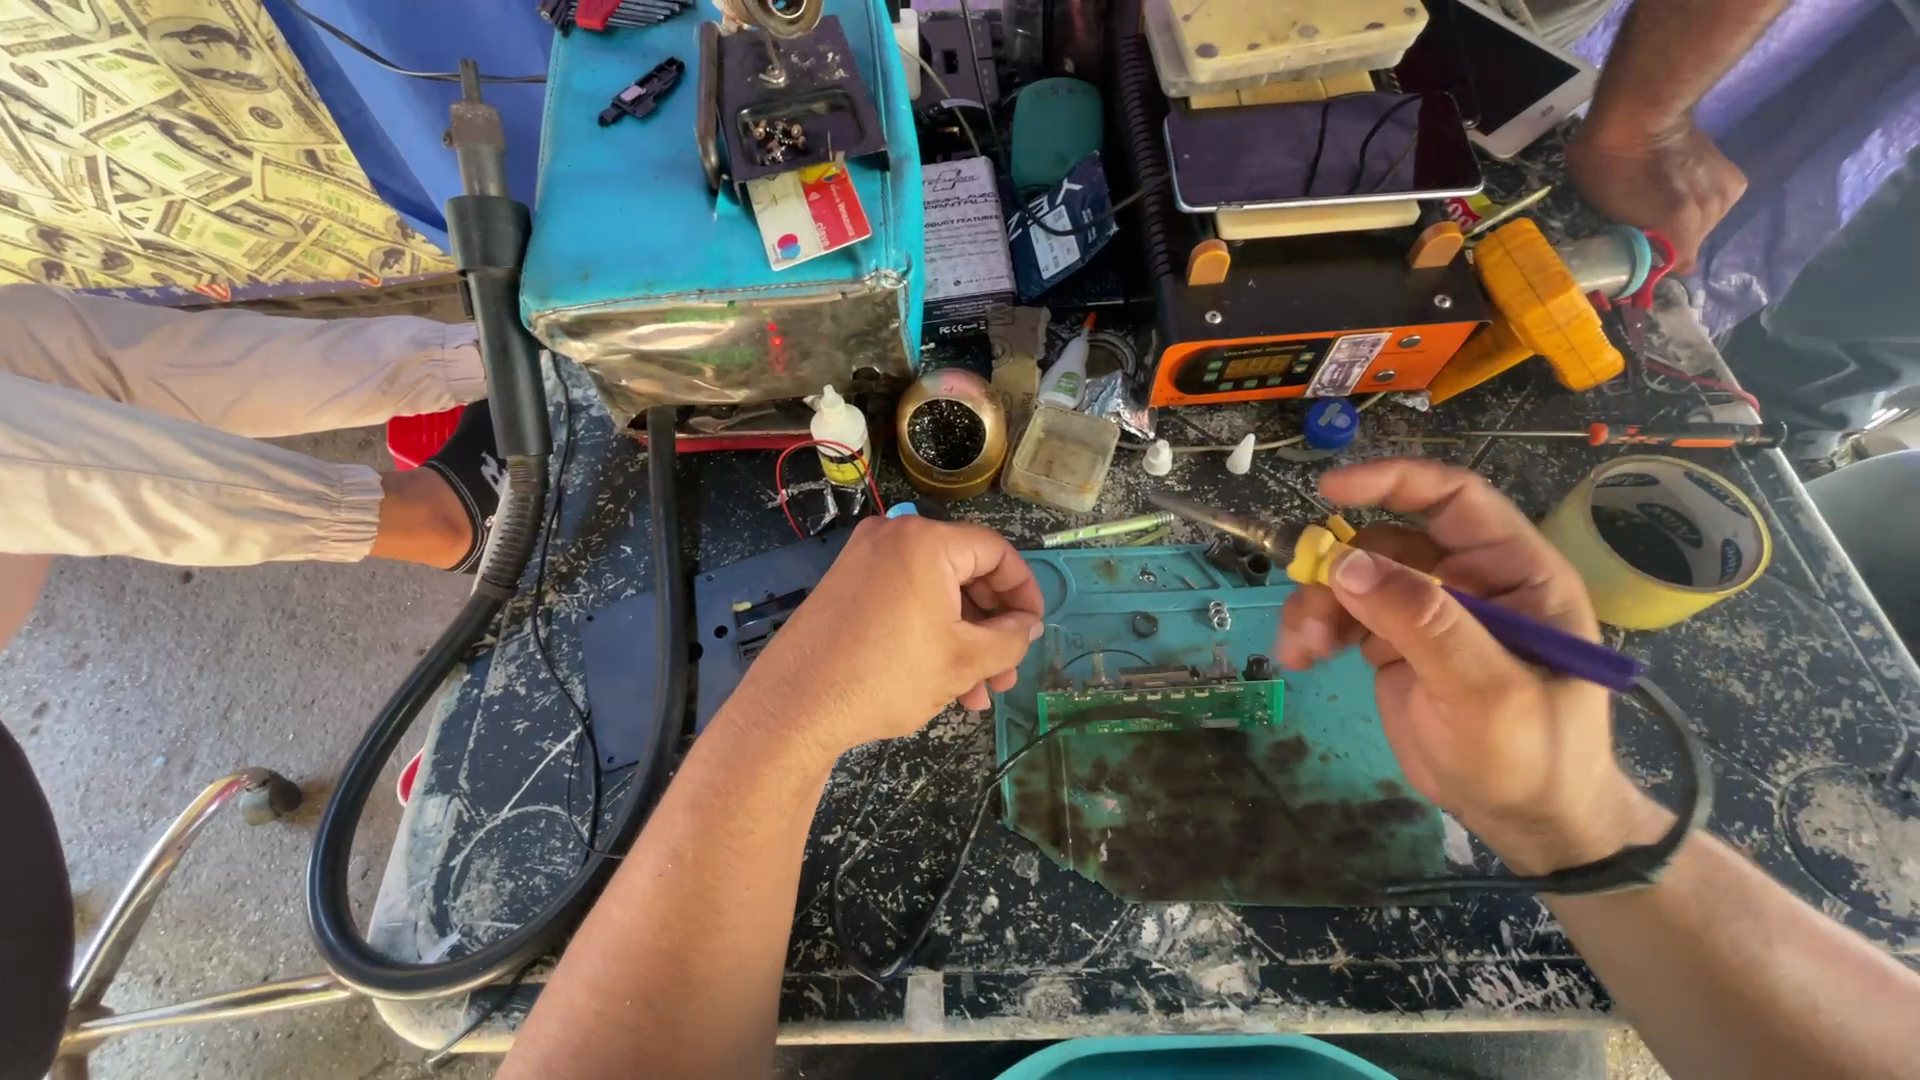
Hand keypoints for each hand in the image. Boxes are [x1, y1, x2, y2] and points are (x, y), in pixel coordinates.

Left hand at [727, 515, 1043, 756]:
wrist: (796, 706)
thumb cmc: (887, 676)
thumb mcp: (964, 661)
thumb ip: (1010, 638)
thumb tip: (1028, 625)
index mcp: (926, 541)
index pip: (996, 552)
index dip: (1024, 591)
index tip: (1034, 627)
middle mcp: (894, 538)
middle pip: (964, 574)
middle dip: (991, 627)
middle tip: (1006, 672)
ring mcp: (864, 561)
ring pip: (935, 595)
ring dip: (962, 641)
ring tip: (979, 694)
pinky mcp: (847, 587)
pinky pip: (905, 601)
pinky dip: (928, 634)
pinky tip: (944, 684)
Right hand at [1277, 460, 1657, 873]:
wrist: (1523, 820)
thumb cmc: (1531, 756)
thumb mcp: (1484, 691)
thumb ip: (1422, 622)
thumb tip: (1346, 563)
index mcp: (1514, 573)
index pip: (1454, 501)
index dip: (1394, 483)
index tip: (1329, 491)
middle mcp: (1468, 581)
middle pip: (1384, 542)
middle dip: (1336, 570)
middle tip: (1306, 612)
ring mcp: (1426, 612)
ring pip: (1352, 579)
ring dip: (1316, 606)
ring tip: (1300, 649)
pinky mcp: (1393, 642)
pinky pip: (1341, 615)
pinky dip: (1314, 629)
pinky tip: (1301, 657)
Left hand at [1567, 121, 1745, 273]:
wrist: (1641, 117)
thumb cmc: (1610, 168)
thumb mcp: (1608, 213)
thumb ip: (1633, 238)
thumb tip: (1645, 255)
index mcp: (1682, 225)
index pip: (1675, 266)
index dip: (1653, 266)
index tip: (1636, 262)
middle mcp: (1714, 211)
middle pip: (1689, 244)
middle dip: (1667, 243)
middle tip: (1642, 232)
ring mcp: (1728, 192)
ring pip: (1702, 226)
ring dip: (1682, 223)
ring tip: (1657, 210)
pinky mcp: (1733, 175)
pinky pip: (1712, 205)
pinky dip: (1695, 206)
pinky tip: (1676, 196)